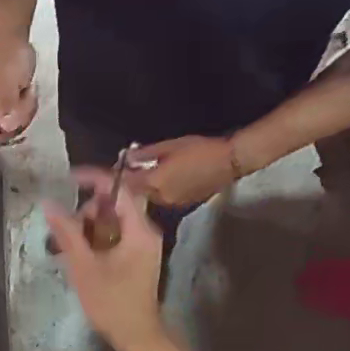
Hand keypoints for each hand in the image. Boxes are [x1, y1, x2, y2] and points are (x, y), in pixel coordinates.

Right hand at [0, 37, 36, 143]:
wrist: (11, 33)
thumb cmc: (8, 56)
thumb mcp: (9, 82)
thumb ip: (7, 107)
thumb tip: (7, 128)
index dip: (1, 134)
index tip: (20, 124)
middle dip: (15, 119)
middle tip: (28, 100)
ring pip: (4, 119)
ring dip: (20, 111)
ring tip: (29, 92)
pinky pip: (8, 110)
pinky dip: (20, 105)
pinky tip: (27, 91)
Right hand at [44, 177, 168, 350]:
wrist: (137, 337)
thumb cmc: (112, 302)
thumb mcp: (83, 266)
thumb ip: (67, 232)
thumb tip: (48, 203)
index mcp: (138, 230)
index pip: (119, 189)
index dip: (93, 179)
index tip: (68, 179)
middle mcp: (145, 232)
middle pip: (113, 204)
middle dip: (86, 210)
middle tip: (65, 230)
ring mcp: (142, 244)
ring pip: (111, 219)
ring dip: (87, 225)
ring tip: (67, 246)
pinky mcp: (136, 256)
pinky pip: (113, 234)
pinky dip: (95, 237)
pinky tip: (78, 254)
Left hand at [128, 135, 242, 206]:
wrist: (230, 161)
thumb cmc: (199, 150)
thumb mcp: (169, 146)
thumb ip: (145, 154)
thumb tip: (127, 157)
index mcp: (155, 182)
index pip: (129, 182)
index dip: (122, 174)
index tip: (119, 165)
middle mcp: (161, 197)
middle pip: (139, 191)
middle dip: (134, 180)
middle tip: (133, 167)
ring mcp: (174, 203)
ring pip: (151, 196)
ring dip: (147, 186)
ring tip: (148, 172)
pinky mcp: (185, 204)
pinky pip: (165, 198)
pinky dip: (160, 190)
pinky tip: (164, 179)